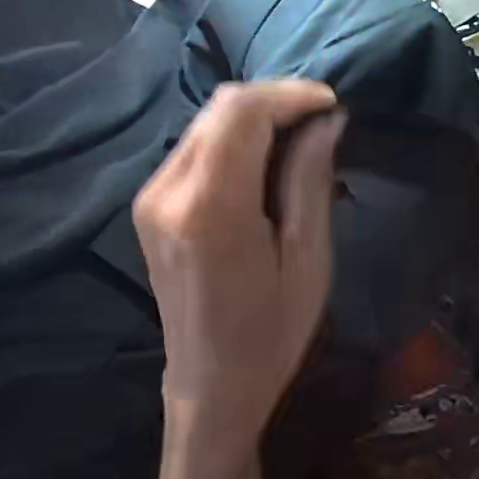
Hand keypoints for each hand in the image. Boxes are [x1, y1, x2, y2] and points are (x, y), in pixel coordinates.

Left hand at [134, 80, 346, 460]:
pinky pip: (193, 149)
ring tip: (298, 137)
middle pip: (219, 110)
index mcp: (209, 208)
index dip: (288, 94)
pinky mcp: (147, 205)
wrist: (209, 384)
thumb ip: (309, 180)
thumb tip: (326, 120)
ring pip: (205, 125)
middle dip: (273, 102)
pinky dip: (231, 141)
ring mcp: (150, 196)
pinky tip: (262, 161)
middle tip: (320, 119)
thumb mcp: (307, 260)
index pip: (240, 112)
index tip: (331, 105)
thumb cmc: (270, 334)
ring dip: (252, 119)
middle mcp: (168, 191)